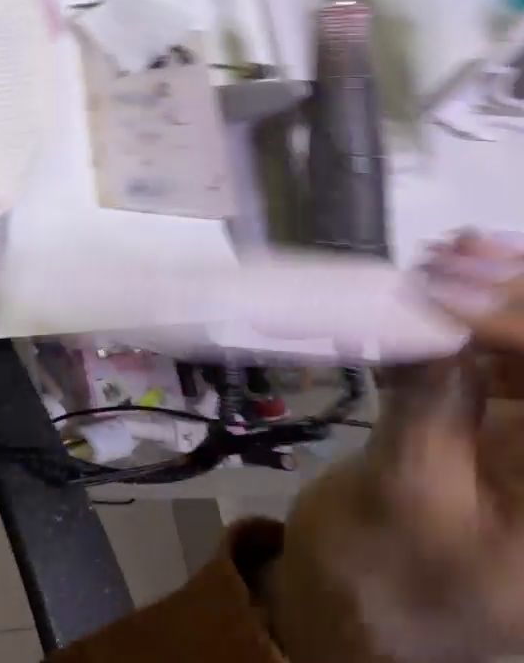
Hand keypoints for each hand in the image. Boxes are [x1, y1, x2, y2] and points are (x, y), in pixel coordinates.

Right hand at [265, 231, 523, 662]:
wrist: (362, 616)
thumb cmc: (387, 572)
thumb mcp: (403, 497)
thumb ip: (427, 408)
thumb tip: (437, 317)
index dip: (523, 328)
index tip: (444, 289)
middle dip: (523, 300)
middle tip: (459, 254)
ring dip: (504, 299)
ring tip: (450, 256)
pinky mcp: (507, 431)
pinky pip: (509, 365)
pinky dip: (479, 322)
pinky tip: (442, 288)